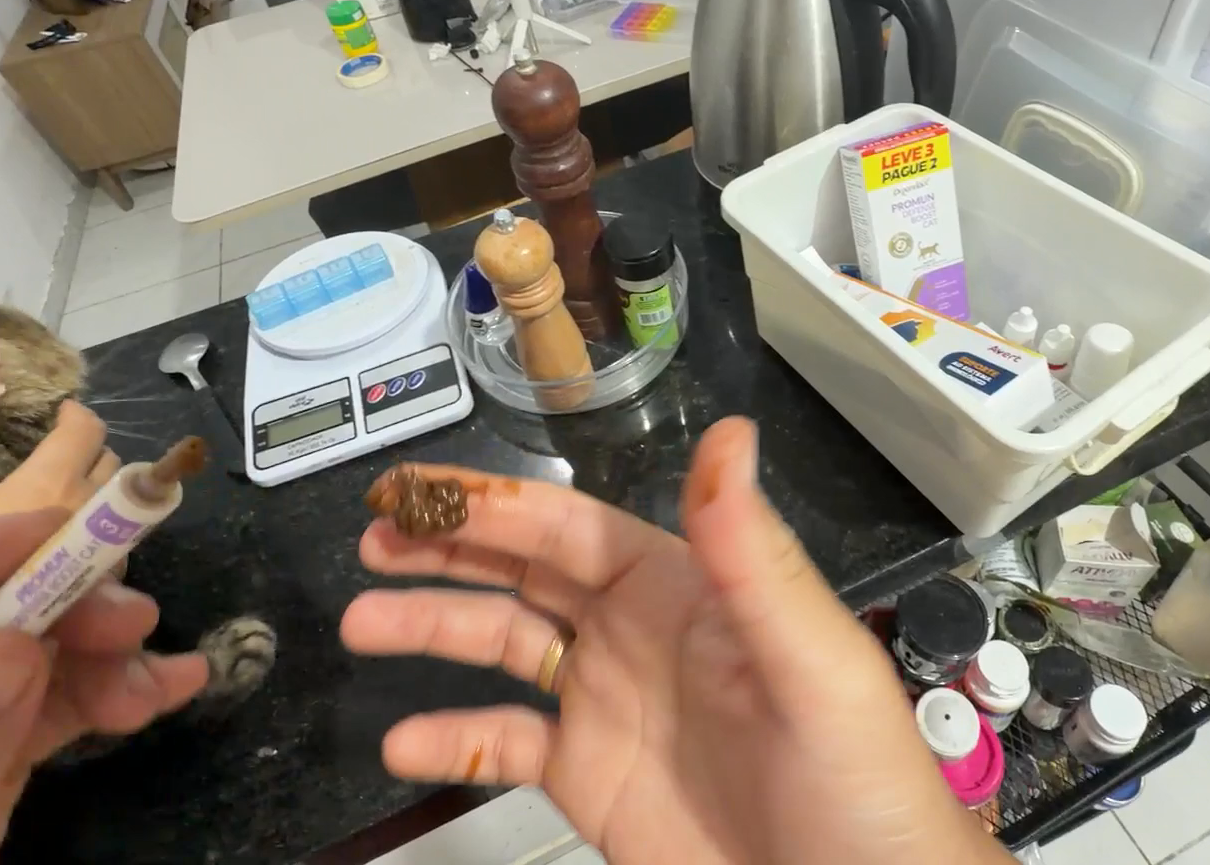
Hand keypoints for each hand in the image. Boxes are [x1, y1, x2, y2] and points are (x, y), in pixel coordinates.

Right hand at [0, 399, 121, 536]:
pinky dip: (98, 530)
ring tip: (61, 499)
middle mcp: (93, 508)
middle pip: (111, 464)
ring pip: (120, 502)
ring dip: (98, 494)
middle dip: (89, 456)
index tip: (62, 414)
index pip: (87, 433)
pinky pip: (119, 537)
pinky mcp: (118, 573)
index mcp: (52, 486)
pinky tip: (66, 541)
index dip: (76, 418)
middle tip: (59, 457)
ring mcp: (113, 541)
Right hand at [343, 418, 1010, 864]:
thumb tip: (730, 434)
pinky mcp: (592, 774)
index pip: (570, 526)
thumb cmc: (846, 773)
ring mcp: (607, 700)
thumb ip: (752, 552)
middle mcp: (633, 627)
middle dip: (450, 548)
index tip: (423, 491)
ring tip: (363, 618)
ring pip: (505, 643)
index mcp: (677, 583)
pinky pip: (509, 745)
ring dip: (435, 626)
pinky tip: (403, 738)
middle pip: (526, 570)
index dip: (496, 506)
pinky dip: (455, 737)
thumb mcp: (807, 657)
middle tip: (376, 533)